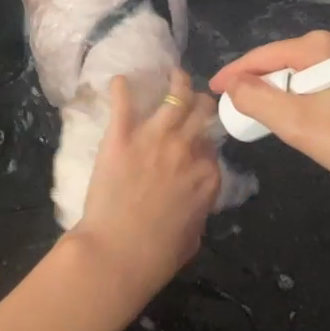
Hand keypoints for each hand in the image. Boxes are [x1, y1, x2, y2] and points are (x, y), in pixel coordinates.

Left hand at [64, 69, 221, 304]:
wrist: (118, 253)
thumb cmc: (157, 256)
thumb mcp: (193, 235)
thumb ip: (197, 209)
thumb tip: (193, 201)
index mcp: (207, 177)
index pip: (211, 145)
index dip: (205, 140)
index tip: (198, 138)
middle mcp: (186, 150)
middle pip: (200, 113)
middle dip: (200, 103)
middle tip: (192, 99)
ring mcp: (154, 138)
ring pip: (174, 97)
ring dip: (177, 83)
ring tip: (173, 75)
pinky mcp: (122, 134)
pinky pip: (123, 100)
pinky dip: (121, 87)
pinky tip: (120, 80)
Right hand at [210, 31, 329, 229]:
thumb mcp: (293, 124)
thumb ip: (254, 98)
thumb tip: (234, 84)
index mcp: (321, 47)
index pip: (264, 55)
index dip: (235, 73)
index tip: (214, 91)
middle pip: (293, 61)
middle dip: (268, 81)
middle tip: (248, 109)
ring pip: (322, 74)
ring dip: (299, 91)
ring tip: (286, 117)